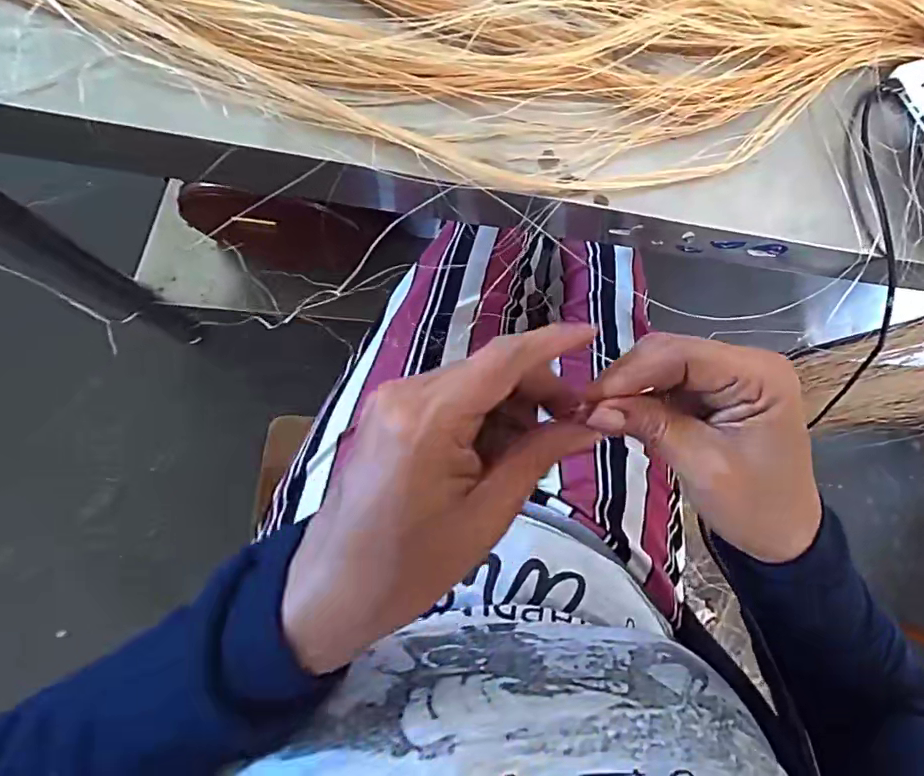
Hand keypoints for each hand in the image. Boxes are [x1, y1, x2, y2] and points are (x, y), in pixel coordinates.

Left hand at [281, 324, 602, 673]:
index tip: (591, 333)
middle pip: (488, 368)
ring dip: (507, 406)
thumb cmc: (410, 566)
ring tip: (523, 456)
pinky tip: (489, 454)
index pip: (502, 359)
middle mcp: (406, 390)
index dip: (551, 342)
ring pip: (470, 381)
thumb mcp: (486, 515)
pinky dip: (478, 415)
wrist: (332, 589)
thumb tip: (588, 424)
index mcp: (429, 416)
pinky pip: (447, 396)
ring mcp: (391, 396)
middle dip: (535, 390)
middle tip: (571, 427)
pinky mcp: (387, 409)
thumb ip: (537, 456)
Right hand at [585, 334, 822, 563]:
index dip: (632, 372)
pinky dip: (639, 397)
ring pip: (661, 363)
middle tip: (588, 407)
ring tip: (597, 412)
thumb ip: (652, 427)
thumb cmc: (756, 508)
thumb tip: (596, 408)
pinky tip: (618, 413)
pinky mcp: (711, 389)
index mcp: (759, 374)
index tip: (592, 397)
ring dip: (628, 387)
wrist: (783, 540)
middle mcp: (744, 362)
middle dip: (627, 378)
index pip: (683, 354)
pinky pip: (665, 381)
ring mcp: (727, 374)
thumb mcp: (703, 467)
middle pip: (669, 352)